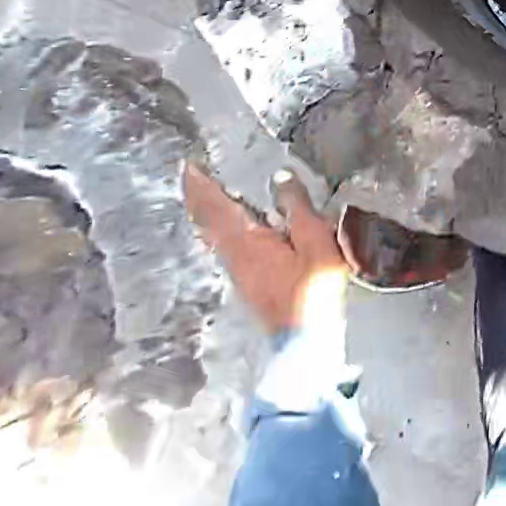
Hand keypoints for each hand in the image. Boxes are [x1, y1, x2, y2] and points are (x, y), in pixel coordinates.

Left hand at [183, 161, 348, 333]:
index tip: (189, 164)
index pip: (216, 208)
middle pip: (210, 222)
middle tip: (198, 174)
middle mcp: (235, 256)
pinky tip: (236, 224)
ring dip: (211, 211)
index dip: (201, 186)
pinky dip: (224, 226)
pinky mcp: (250, 280)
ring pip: (216, 234)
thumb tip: (280, 178)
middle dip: (201, 197)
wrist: (305, 341)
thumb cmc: (314, 289)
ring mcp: (240, 271)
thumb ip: (298, 209)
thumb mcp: (316, 242)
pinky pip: (228, 244)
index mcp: (247, 242)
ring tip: (214, 192)